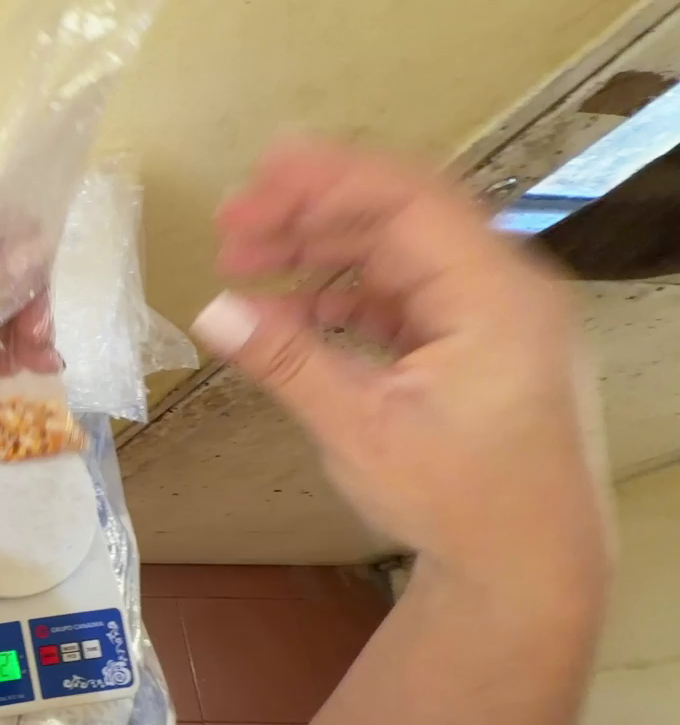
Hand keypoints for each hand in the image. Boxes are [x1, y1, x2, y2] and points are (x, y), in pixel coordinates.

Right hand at [193, 138, 609, 588]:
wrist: (514, 556)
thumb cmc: (451, 493)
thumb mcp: (356, 425)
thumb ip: (285, 361)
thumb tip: (211, 311)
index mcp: (490, 296)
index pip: (408, 205)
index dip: (332, 178)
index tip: (262, 168)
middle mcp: (492, 290)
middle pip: (395, 222)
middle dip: (308, 214)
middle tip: (229, 222)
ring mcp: (474, 318)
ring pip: (387, 258)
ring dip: (313, 253)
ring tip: (238, 259)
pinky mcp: (453, 345)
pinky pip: (385, 300)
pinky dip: (327, 298)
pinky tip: (276, 311)